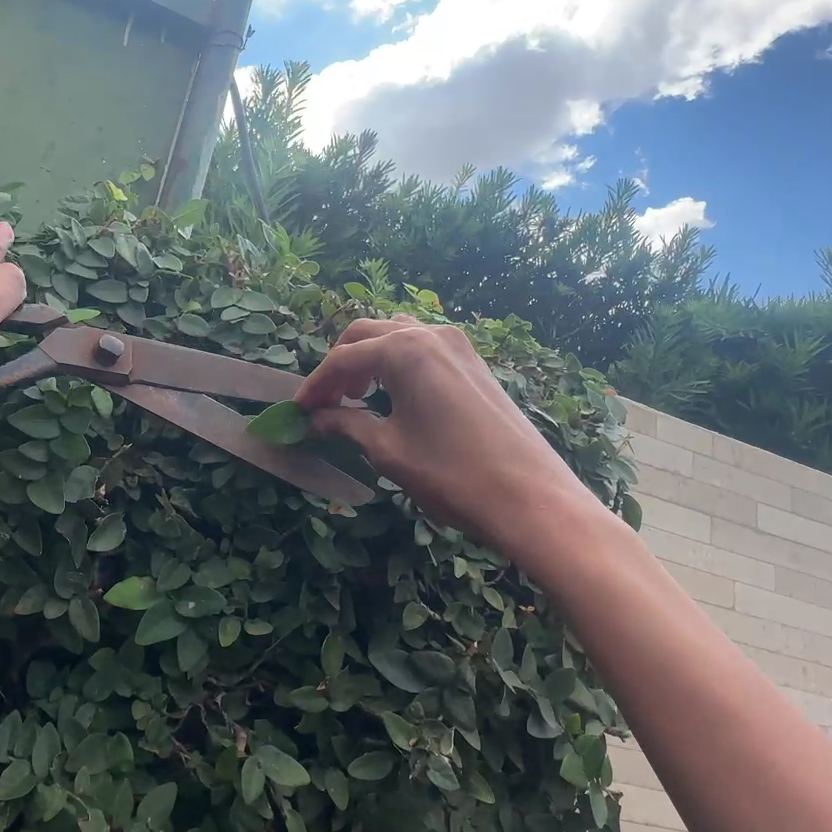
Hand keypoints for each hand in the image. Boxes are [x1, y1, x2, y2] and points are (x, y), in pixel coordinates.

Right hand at [293, 315, 607, 560]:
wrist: (533, 498)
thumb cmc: (452, 474)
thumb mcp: (388, 451)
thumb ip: (346, 424)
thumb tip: (316, 418)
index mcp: (404, 349)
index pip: (343, 359)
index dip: (316, 385)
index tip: (298, 410)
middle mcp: (430, 334)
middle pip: (367, 335)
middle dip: (340, 366)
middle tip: (324, 402)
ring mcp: (458, 346)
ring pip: (397, 335)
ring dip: (370, 358)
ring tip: (358, 395)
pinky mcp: (475, 364)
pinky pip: (424, 348)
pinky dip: (398, 363)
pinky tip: (395, 396)